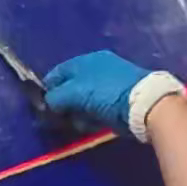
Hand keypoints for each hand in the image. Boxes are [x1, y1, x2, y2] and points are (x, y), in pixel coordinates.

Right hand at [43, 50, 186, 141]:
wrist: (145, 104)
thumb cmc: (106, 93)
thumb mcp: (73, 93)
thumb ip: (53, 98)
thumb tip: (46, 105)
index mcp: (85, 61)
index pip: (56, 73)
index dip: (46, 89)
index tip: (41, 106)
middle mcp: (96, 69)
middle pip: (68, 88)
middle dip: (61, 104)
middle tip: (57, 118)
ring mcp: (107, 84)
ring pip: (81, 101)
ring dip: (75, 113)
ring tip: (76, 123)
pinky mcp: (116, 99)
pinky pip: (94, 108)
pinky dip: (89, 117)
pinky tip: (89, 124)